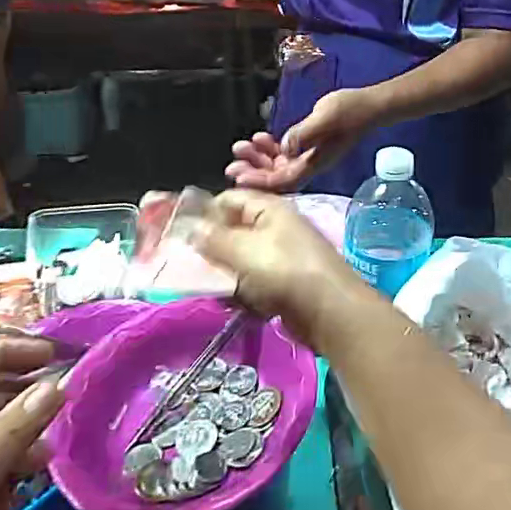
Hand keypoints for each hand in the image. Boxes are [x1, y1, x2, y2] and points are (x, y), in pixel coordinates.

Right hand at [187, 190, 366, 347]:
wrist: (329, 310)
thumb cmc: (283, 271)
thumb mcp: (242, 250)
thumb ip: (214, 239)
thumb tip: (192, 228)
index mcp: (269, 209)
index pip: (230, 199)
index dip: (205, 213)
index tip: (181, 234)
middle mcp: (277, 228)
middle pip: (235, 231)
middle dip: (213, 249)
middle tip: (189, 267)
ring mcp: (283, 256)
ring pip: (242, 261)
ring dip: (226, 276)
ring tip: (212, 290)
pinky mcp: (286, 284)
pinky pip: (255, 284)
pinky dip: (243, 293)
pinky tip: (235, 306)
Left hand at [226, 88, 378, 191]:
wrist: (369, 105)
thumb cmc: (350, 111)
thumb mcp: (325, 118)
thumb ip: (305, 133)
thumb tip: (285, 147)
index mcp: (315, 163)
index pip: (283, 180)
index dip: (260, 182)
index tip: (239, 177)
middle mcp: (310, 165)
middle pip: (276, 178)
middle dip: (253, 173)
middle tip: (232, 164)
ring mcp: (309, 156)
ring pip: (277, 166)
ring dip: (258, 160)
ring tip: (240, 148)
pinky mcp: (308, 146)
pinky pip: (284, 154)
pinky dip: (269, 149)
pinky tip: (258, 139)